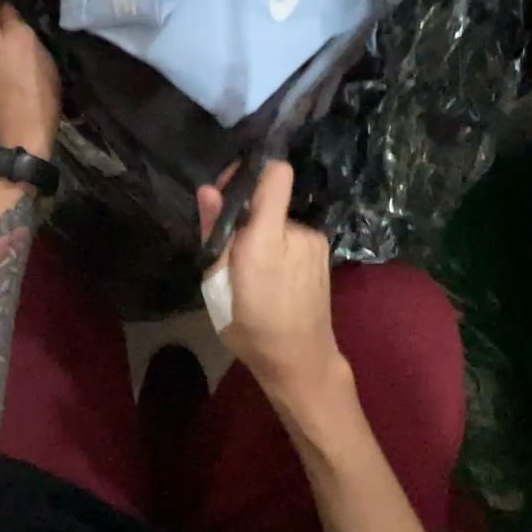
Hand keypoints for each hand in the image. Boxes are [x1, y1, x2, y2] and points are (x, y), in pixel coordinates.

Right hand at [198, 162, 346, 409]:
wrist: (300, 360)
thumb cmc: (250, 329)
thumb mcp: (217, 286)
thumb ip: (215, 234)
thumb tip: (208, 190)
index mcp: (266, 241)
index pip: (274, 175)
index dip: (251, 171)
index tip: (229, 190)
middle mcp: (297, 232)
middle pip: (269, 201)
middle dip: (248, 218)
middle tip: (231, 254)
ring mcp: (315, 241)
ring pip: (279, 222)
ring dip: (263, 237)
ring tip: (252, 273)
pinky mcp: (323, 251)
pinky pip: (293, 237)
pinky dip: (279, 249)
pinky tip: (273, 279)